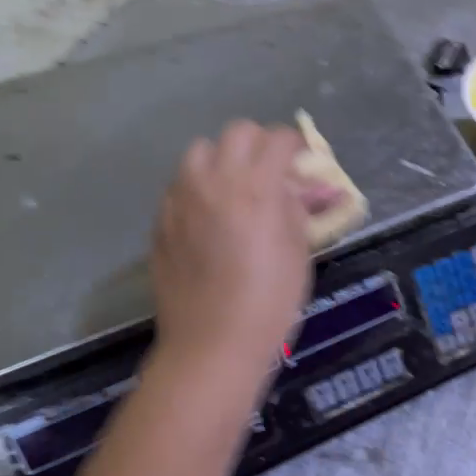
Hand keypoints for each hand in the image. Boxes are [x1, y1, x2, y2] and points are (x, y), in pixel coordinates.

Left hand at [149, 121, 334, 372]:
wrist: (214, 342)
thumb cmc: (272, 298)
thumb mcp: (300, 249)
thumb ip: (300, 209)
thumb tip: (313, 190)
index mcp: (257, 186)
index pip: (278, 139)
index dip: (296, 144)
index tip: (304, 159)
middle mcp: (214, 180)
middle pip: (237, 133)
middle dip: (260, 144)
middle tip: (273, 170)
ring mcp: (182, 199)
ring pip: (200, 152)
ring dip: (223, 160)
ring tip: (237, 188)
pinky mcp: (162, 221)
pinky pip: (182, 186)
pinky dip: (200, 188)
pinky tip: (212, 218)